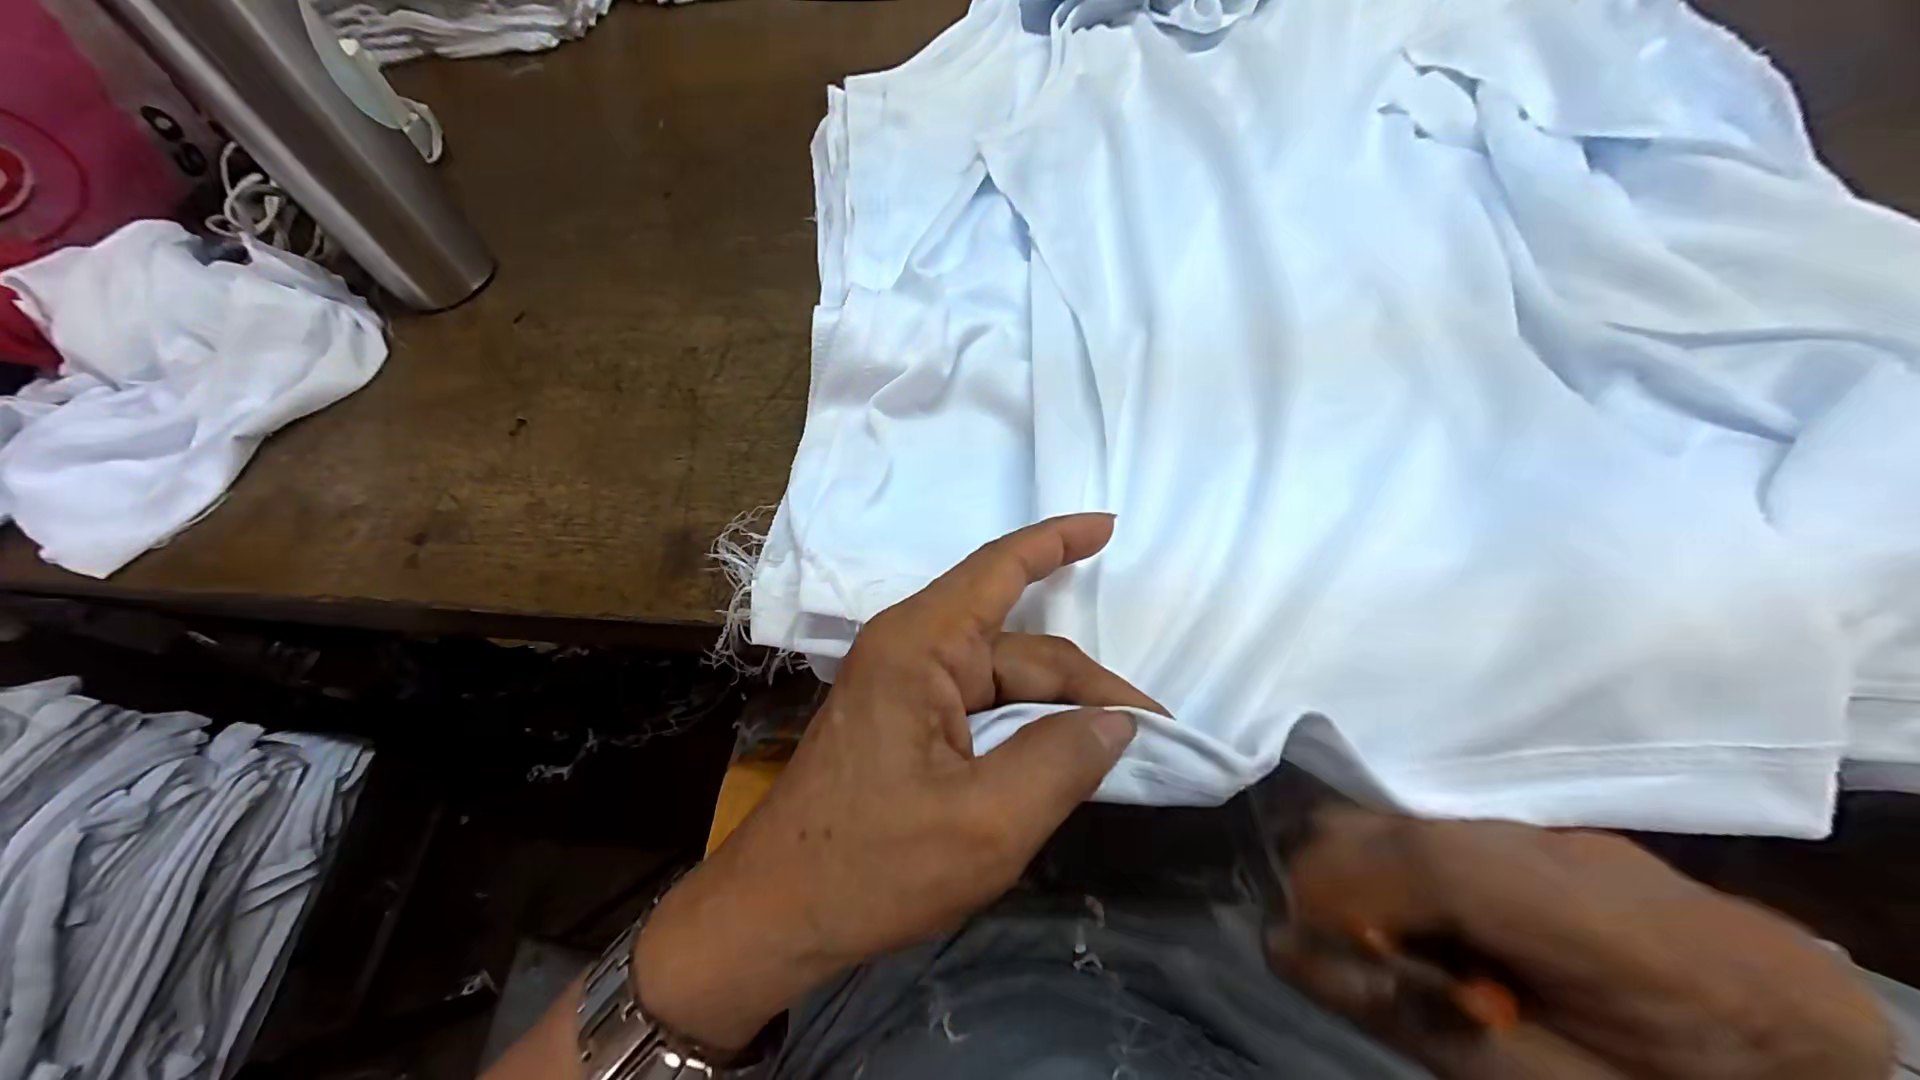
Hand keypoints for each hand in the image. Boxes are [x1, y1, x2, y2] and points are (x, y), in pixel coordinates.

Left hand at [632, 514, 1158, 1050]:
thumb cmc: (871, 866)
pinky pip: (982, 709)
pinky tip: (1056, 757)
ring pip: (1004, 683)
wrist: (775, 913)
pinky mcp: (904, 723)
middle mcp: (911, 650)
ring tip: (1114, 747)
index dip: (1057, 541)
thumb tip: (1115, 721)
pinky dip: (1025, 727)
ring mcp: (905, 687)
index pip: (1000, 569)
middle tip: (1151, 732)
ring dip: (1057, 712)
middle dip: (1084, 687)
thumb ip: (1060, 763)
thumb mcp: (985, 824)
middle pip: (1019, 649)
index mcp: (919, 647)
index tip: (1108, 526)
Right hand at [1268, 810, 1894, 1079]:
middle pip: (1412, 828)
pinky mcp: (1553, 831)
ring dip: (1373, 873)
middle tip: (1364, 959)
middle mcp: (1596, 859)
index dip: (1344, 888)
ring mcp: (1574, 834)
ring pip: (1415, 818)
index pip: (1447, 865)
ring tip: (1410, 949)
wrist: (1788, 1073)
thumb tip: (1279, 941)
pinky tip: (1446, 927)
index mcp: (1634, 941)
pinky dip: (1409, 870)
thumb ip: (1412, 1017)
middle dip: (1345, 881)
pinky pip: (1441, 828)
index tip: (1299, 936)